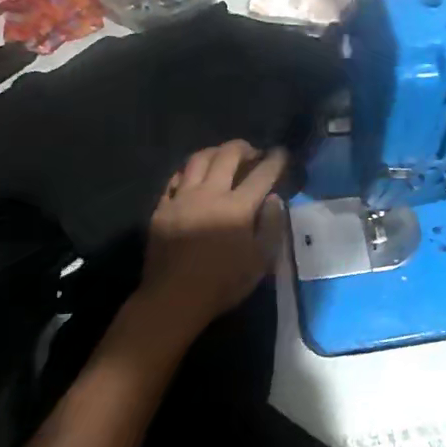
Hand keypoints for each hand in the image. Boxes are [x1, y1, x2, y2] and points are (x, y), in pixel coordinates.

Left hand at [133, 140, 289, 332]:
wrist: (174, 298)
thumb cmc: (223, 282)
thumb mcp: (261, 260)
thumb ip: (271, 225)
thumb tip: (273, 199)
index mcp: (237, 207)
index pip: (261, 174)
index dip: (275, 161)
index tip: (282, 153)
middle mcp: (209, 194)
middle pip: (226, 156)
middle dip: (244, 148)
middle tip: (253, 153)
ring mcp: (182, 198)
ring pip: (197, 160)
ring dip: (215, 152)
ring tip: (224, 157)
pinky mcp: (162, 207)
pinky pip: (175, 177)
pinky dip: (189, 170)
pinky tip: (195, 176)